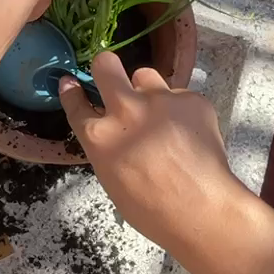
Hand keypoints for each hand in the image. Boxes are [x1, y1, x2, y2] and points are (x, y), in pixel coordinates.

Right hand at [59, 53, 254, 256]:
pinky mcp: (191, 99)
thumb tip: (115, 134)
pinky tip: (190, 133)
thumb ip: (108, 146)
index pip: (76, 103)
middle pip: (105, 65)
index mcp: (99, 136)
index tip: (71, 83)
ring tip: (159, 113)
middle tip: (112, 78)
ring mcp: (160, 100)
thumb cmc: (151, 209)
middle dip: (105, 68)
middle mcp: (125, 110)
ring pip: (145, 75)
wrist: (202, 208)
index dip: (72, 92)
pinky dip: (181, 110)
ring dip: (146, 89)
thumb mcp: (112, 178)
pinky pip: (179, 95)